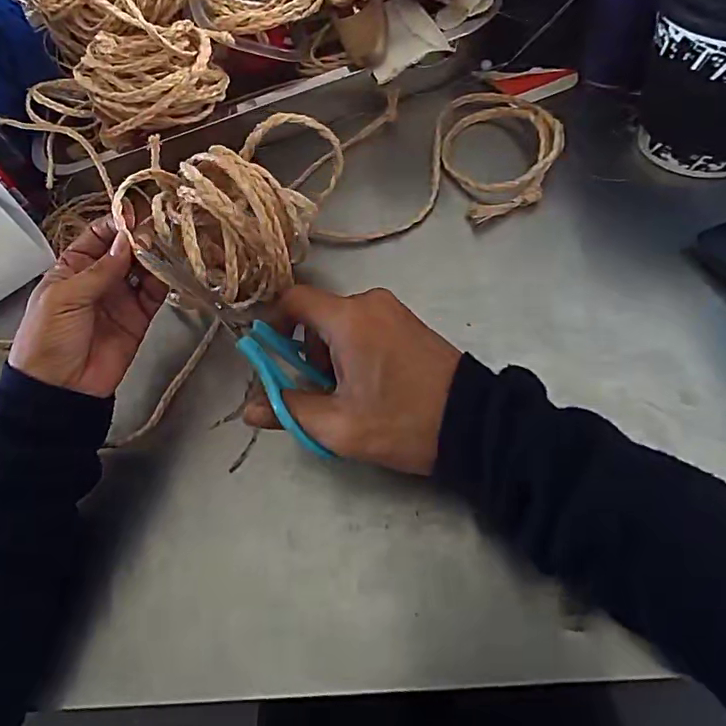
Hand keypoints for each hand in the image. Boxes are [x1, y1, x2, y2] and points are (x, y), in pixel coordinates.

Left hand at [9, 216, 167, 396]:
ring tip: (167, 245)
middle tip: (157, 228)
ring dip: (156, 254)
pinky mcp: (140, 315)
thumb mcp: (64, 297)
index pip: (99, 235)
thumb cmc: (47, 338)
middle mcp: (100, 277)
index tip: (135, 214)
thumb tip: (128, 238)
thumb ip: (100, 269)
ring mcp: (122, 296)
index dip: (116, 223)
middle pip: (126, 248)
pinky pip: (156, 292)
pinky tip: (172, 267)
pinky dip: (166, 278)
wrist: (59, 389)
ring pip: (144, 266)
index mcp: (74, 267)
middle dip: (141, 236)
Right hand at [243, 286, 461, 474]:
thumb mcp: (339, 426)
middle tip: (320, 392)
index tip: (274, 359)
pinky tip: (372, 385)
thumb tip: (250, 409)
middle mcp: (369, 302)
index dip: (274, 325)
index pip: (293, 299)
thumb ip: (289, 410)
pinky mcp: (408, 321)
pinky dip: (355, 350)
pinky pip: (365, 325)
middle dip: (307, 352)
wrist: (475, 422)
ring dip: (332, 355)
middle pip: (317, 316)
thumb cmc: (402, 421)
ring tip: (351, 396)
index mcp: (349, 318)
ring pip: (341, 323)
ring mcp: (392, 309)